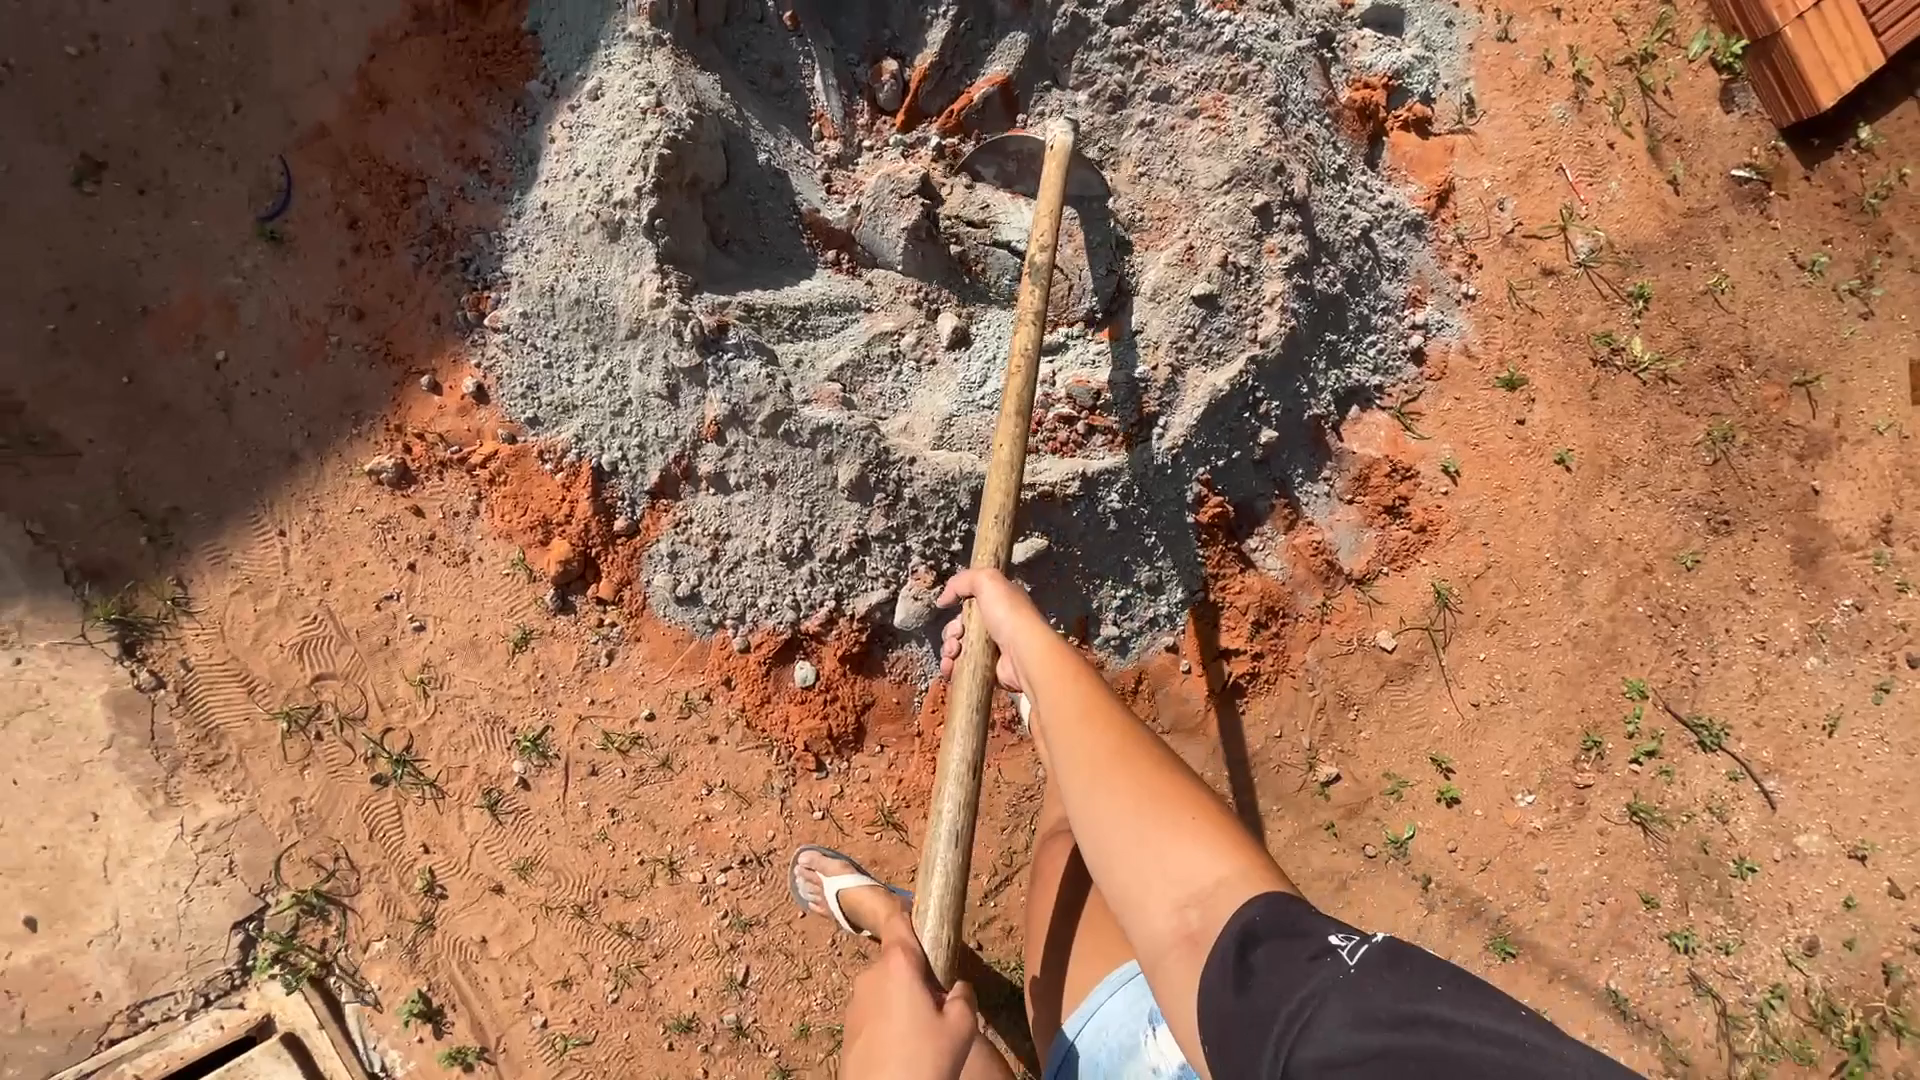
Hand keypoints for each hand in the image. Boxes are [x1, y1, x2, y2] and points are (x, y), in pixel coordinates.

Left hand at [841, 933, 978, 1079]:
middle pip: (896, 960)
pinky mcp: (846, 1029)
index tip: (928, 925)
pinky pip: (873, 1012)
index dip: (913, 917)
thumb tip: (957, 988)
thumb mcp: (962, 1027)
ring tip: (920, 1034)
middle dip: (915, 975)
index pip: (900, 920)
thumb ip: (964, 995)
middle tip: (936, 1004)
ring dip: (900, 1000)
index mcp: (898, 963)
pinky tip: (901, 1049)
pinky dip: (886, 1021)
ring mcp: (854, 1002)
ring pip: (885, 988)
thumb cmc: (923, 1063)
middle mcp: (870, 975)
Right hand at [936, 568, 1052, 693]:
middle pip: (960, 628)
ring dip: (949, 650)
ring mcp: (992, 650)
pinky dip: (951, 668)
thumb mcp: (987, 581)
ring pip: (958, 649)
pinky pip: (961, 668)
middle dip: (951, 631)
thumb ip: (962, 581)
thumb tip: (943, 600)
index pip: (970, 604)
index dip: (958, 607)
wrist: (1022, 653)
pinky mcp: (987, 671)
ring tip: (954, 652)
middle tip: (957, 635)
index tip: (952, 609)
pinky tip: (951, 666)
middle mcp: (996, 626)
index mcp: (998, 604)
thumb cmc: (1008, 614)